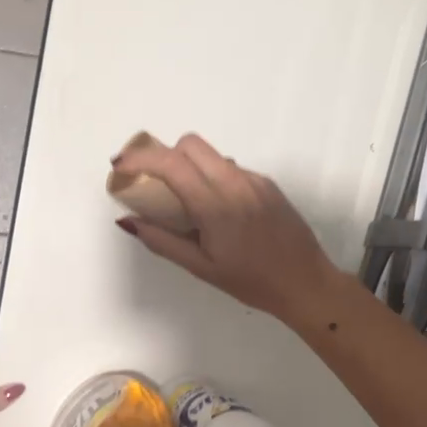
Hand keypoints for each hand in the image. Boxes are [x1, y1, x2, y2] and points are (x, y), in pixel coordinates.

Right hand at [113, 133, 348, 324]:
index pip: (171, 164)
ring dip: (189, 167)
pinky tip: (215, 210)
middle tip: (150, 180)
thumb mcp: (201, 268)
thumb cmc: (250, 282)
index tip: (121, 167)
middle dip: (164, 155)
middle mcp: (235, 183)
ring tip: (183, 201)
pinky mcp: (267, 184)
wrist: (304, 282)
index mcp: (215, 205)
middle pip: (190, 144)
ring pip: (211, 155)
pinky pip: (230, 169)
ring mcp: (254, 180)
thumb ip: (163, 241)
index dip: (140, 159)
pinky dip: (212, 179)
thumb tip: (130, 220)